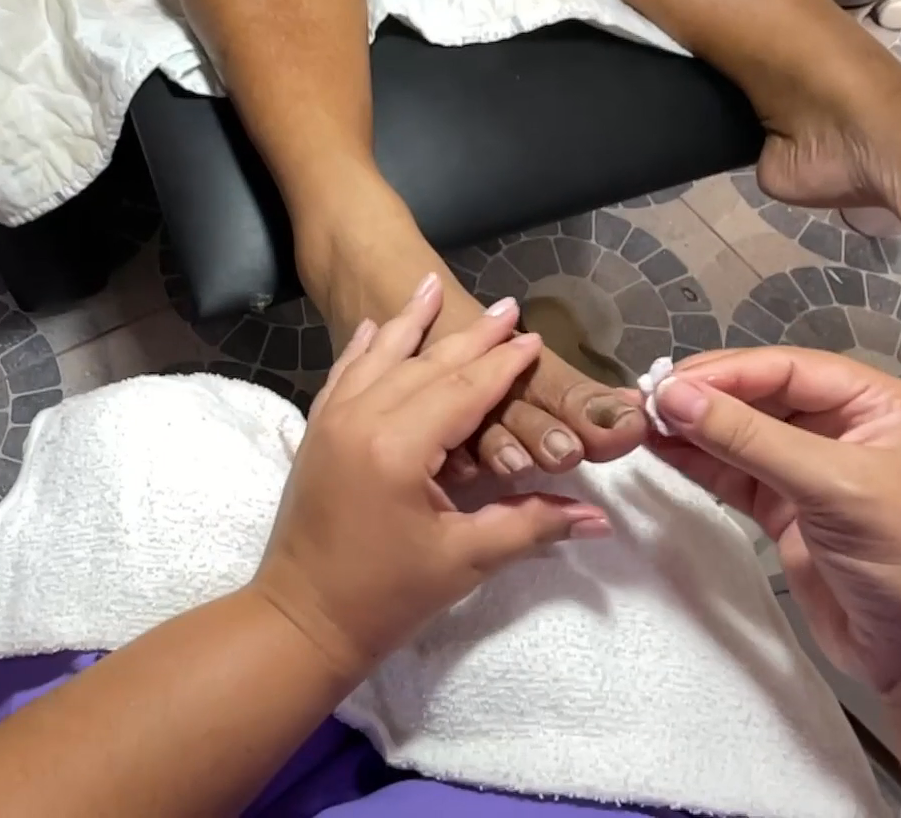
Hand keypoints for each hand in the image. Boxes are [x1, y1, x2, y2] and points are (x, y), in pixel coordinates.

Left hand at [250, 276, 610, 674]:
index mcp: (399, 446)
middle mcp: (361, 417)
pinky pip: (343, 375)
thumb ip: (529, 524)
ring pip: (378, 357)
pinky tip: (372, 327)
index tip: (534, 337)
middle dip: (470, 336)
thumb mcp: (462, 561)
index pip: (463, 391)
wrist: (301, 616)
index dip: (502, 365)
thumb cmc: (384, 595)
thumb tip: (599, 518)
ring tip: (431, 284)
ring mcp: (332, 420)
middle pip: (426, 365)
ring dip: (408, 322)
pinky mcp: (316, 430)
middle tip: (506, 305)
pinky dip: (361, 348)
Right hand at [646, 346, 900, 696]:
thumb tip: (669, 394)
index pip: (787, 368)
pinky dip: (697, 462)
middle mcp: (846, 432)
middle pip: (759, 397)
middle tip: (643, 401)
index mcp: (881, 407)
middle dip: (702, 398)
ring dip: (691, 429)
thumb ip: (748, 437)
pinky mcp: (788, 514)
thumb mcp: (839, 487)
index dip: (723, 372)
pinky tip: (660, 450)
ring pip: (740, 436)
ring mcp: (814, 476)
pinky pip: (733, 475)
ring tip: (638, 422)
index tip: (663, 383)